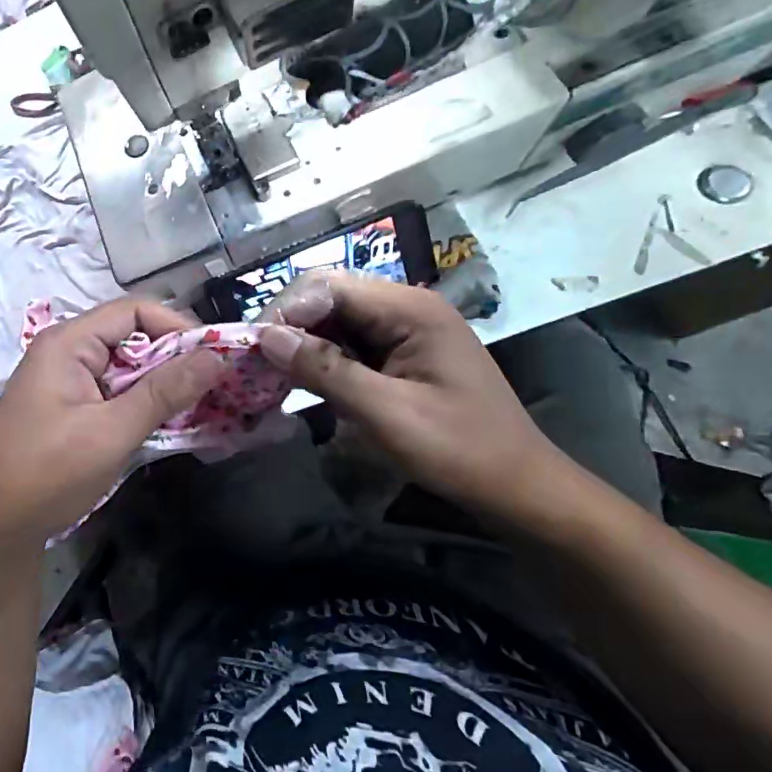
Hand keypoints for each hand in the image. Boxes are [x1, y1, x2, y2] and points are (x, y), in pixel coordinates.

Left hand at [0, 298, 229, 550]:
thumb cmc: (48, 474)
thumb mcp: (112, 432)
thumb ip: (165, 392)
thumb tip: (217, 357)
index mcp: (68, 344)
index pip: (134, 311)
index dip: (178, 326)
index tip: (215, 355)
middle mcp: (66, 352)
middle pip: (132, 336)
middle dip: (174, 357)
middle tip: (216, 384)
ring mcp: (65, 381)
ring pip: (126, 367)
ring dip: (161, 383)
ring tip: (200, 403)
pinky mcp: (68, 407)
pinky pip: (114, 391)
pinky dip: (142, 402)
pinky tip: (166, 421)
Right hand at [256, 272, 563, 511]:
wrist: (517, 485)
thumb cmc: (459, 449)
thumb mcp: (386, 412)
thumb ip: (326, 370)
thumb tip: (267, 337)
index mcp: (410, 308)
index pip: (329, 285)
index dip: (287, 310)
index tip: (254, 348)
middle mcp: (408, 307)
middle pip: (333, 298)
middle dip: (292, 326)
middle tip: (257, 363)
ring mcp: (409, 329)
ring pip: (340, 321)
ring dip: (306, 343)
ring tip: (272, 374)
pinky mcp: (406, 354)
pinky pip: (355, 344)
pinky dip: (327, 360)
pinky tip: (306, 381)